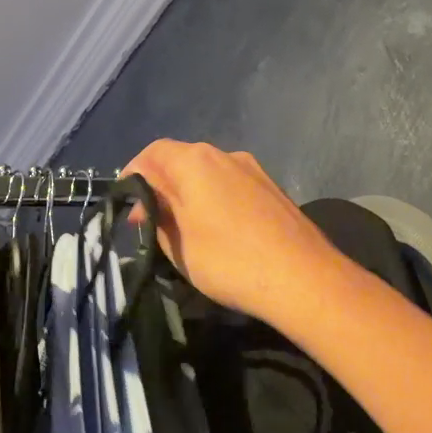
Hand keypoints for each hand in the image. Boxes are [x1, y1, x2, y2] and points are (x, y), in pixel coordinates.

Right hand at [122, 141, 352, 324]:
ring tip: (182, 230)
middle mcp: (225, 155)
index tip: (127, 206)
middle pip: (181, 161)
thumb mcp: (177, 242)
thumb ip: (157, 213)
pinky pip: (232, 188)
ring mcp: (254, 172)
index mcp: (195, 161)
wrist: (304, 280)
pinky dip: (215, 202)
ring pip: (208, 175)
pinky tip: (218, 233)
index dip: (134, 174)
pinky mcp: (274, 191)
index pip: (153, 152)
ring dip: (189, 196)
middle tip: (149, 222)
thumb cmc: (229, 259)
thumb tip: (148, 200)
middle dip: (161, 187)